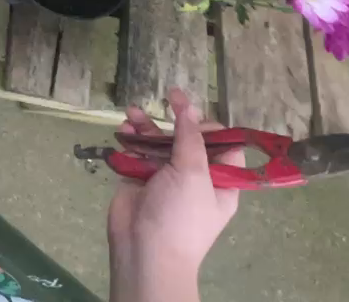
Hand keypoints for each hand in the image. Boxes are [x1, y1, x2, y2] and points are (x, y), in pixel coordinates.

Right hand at [106, 88, 242, 301]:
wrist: (145, 250)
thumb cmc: (180, 216)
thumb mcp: (193, 174)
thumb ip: (190, 137)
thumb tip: (190, 107)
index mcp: (220, 183)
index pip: (224, 147)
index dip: (211, 127)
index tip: (193, 113)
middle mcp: (194, 178)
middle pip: (187, 140)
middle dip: (175, 120)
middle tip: (165, 98)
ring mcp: (165, 179)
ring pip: (159, 143)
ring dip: (146, 126)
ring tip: (132, 114)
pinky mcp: (140, 178)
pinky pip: (138, 152)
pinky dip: (131, 139)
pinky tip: (124, 131)